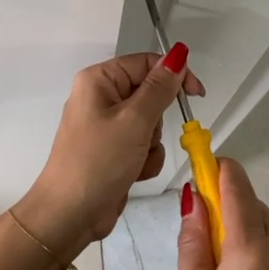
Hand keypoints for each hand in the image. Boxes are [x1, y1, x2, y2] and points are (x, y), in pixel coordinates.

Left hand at [13, 45, 204, 258]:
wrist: (71, 214)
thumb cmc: (99, 161)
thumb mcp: (134, 121)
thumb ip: (160, 88)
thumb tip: (178, 55)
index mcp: (99, 80)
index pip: (145, 63)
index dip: (173, 74)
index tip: (197, 95)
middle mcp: (100, 97)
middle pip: (149, 94)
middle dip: (156, 120)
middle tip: (145, 136)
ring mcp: (106, 126)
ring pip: (150, 123)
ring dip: (151, 144)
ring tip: (135, 160)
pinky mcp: (112, 150)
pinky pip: (142, 145)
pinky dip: (144, 159)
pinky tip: (133, 174)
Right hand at [176, 158, 268, 269]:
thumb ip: (191, 246)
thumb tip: (193, 199)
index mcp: (251, 254)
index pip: (237, 184)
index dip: (217, 169)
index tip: (200, 169)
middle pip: (253, 205)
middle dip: (228, 212)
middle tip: (207, 248)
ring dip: (248, 237)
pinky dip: (268, 259)